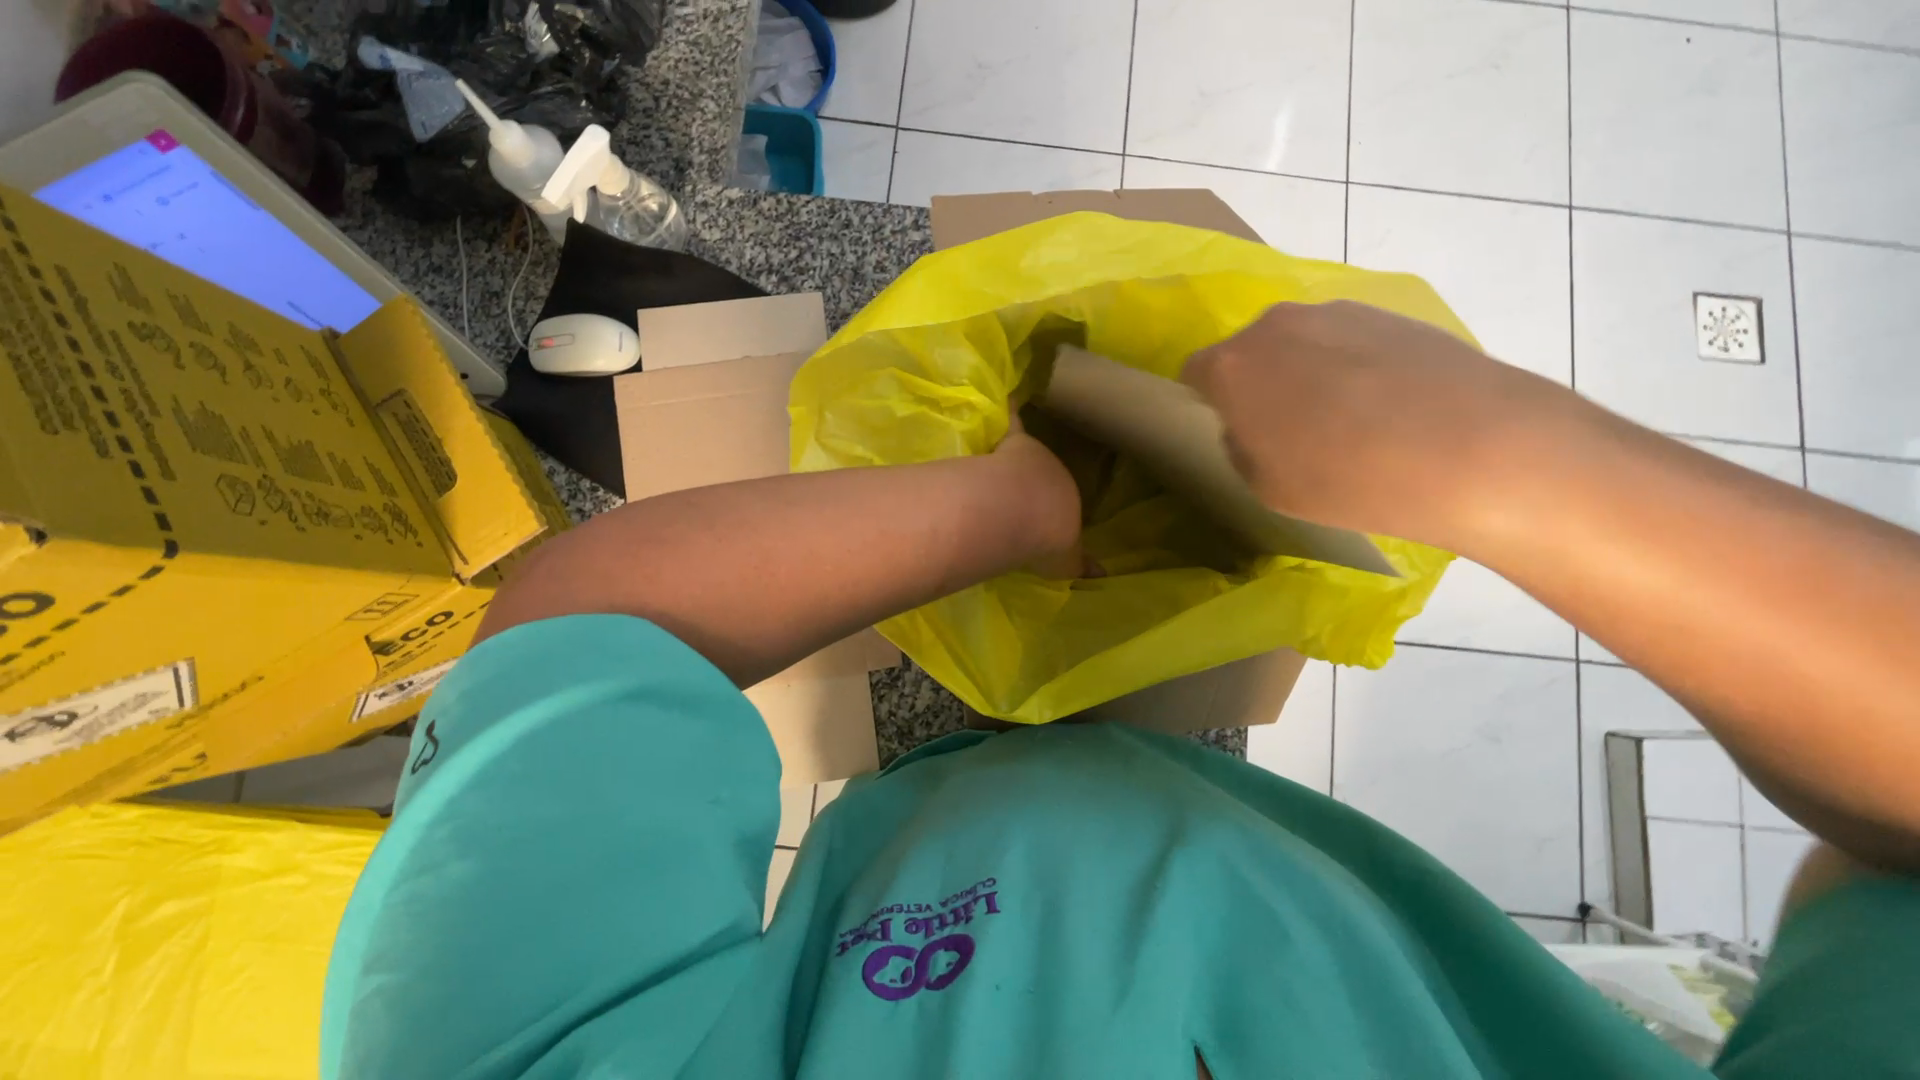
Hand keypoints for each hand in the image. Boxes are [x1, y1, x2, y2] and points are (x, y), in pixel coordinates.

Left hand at [993, 409, 1088, 577]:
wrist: (1023, 511)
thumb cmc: (1047, 536)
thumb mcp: (1067, 558)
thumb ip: (1080, 563)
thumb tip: (1101, 574)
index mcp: (1068, 501)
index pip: (1062, 499)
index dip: (1052, 503)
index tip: (1047, 507)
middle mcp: (1056, 473)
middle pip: (1045, 472)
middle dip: (1036, 478)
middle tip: (1026, 485)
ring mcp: (1034, 455)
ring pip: (1028, 450)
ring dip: (1020, 455)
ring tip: (1015, 453)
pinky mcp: (1013, 440)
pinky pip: (1014, 418)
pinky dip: (1012, 406)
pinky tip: (1012, 393)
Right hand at [1180, 301, 1573, 546]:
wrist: (1474, 447)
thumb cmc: (1348, 479)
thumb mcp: (1267, 486)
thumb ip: (1241, 446)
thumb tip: (1251, 424)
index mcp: (1232, 365)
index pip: (1195, 372)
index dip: (1207, 401)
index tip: (1233, 429)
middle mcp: (1277, 324)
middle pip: (1250, 351)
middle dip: (1260, 383)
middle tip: (1291, 429)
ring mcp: (1338, 312)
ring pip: (1303, 343)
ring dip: (1310, 372)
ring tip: (1350, 420)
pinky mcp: (1392, 312)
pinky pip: (1351, 341)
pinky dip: (1356, 367)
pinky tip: (1390, 407)